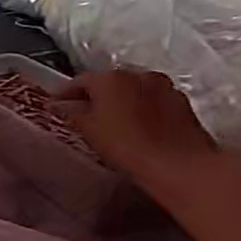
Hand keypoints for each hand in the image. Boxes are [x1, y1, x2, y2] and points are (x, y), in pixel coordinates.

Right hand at [55, 69, 220, 197]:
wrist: (180, 166)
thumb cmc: (126, 146)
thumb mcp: (90, 131)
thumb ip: (72, 114)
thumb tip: (59, 105)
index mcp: (110, 78)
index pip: (80, 81)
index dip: (66, 93)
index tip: (56, 104)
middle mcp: (138, 74)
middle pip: (110, 83)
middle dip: (98, 96)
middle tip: (86, 114)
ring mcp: (164, 87)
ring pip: (135, 91)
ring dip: (124, 102)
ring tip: (116, 122)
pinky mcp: (184, 104)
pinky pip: (155, 103)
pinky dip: (145, 110)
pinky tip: (141, 128)